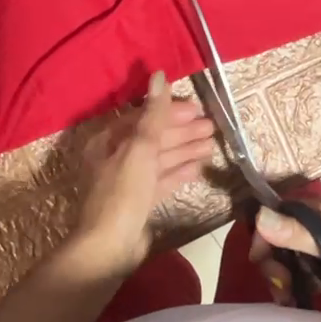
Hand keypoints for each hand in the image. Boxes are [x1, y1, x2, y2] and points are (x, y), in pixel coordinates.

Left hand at [62, 71, 216, 278]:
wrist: (110, 247)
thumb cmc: (122, 193)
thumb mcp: (139, 149)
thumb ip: (153, 114)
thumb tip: (159, 75)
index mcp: (108, 142)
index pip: (142, 118)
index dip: (169, 112)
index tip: (197, 109)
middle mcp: (115, 159)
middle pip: (153, 139)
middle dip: (182, 132)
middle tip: (212, 127)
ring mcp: (128, 183)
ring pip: (160, 160)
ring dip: (184, 151)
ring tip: (212, 145)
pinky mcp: (139, 204)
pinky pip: (161, 181)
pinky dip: (179, 173)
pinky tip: (198, 168)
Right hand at [250, 195, 320, 321]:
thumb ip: (297, 233)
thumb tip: (259, 216)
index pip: (281, 214)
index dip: (265, 233)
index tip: (259, 259)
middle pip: (283, 238)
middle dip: (274, 261)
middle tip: (277, 286)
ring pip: (292, 259)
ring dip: (282, 278)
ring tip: (285, 298)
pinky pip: (304, 277)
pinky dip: (295, 288)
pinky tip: (293, 302)